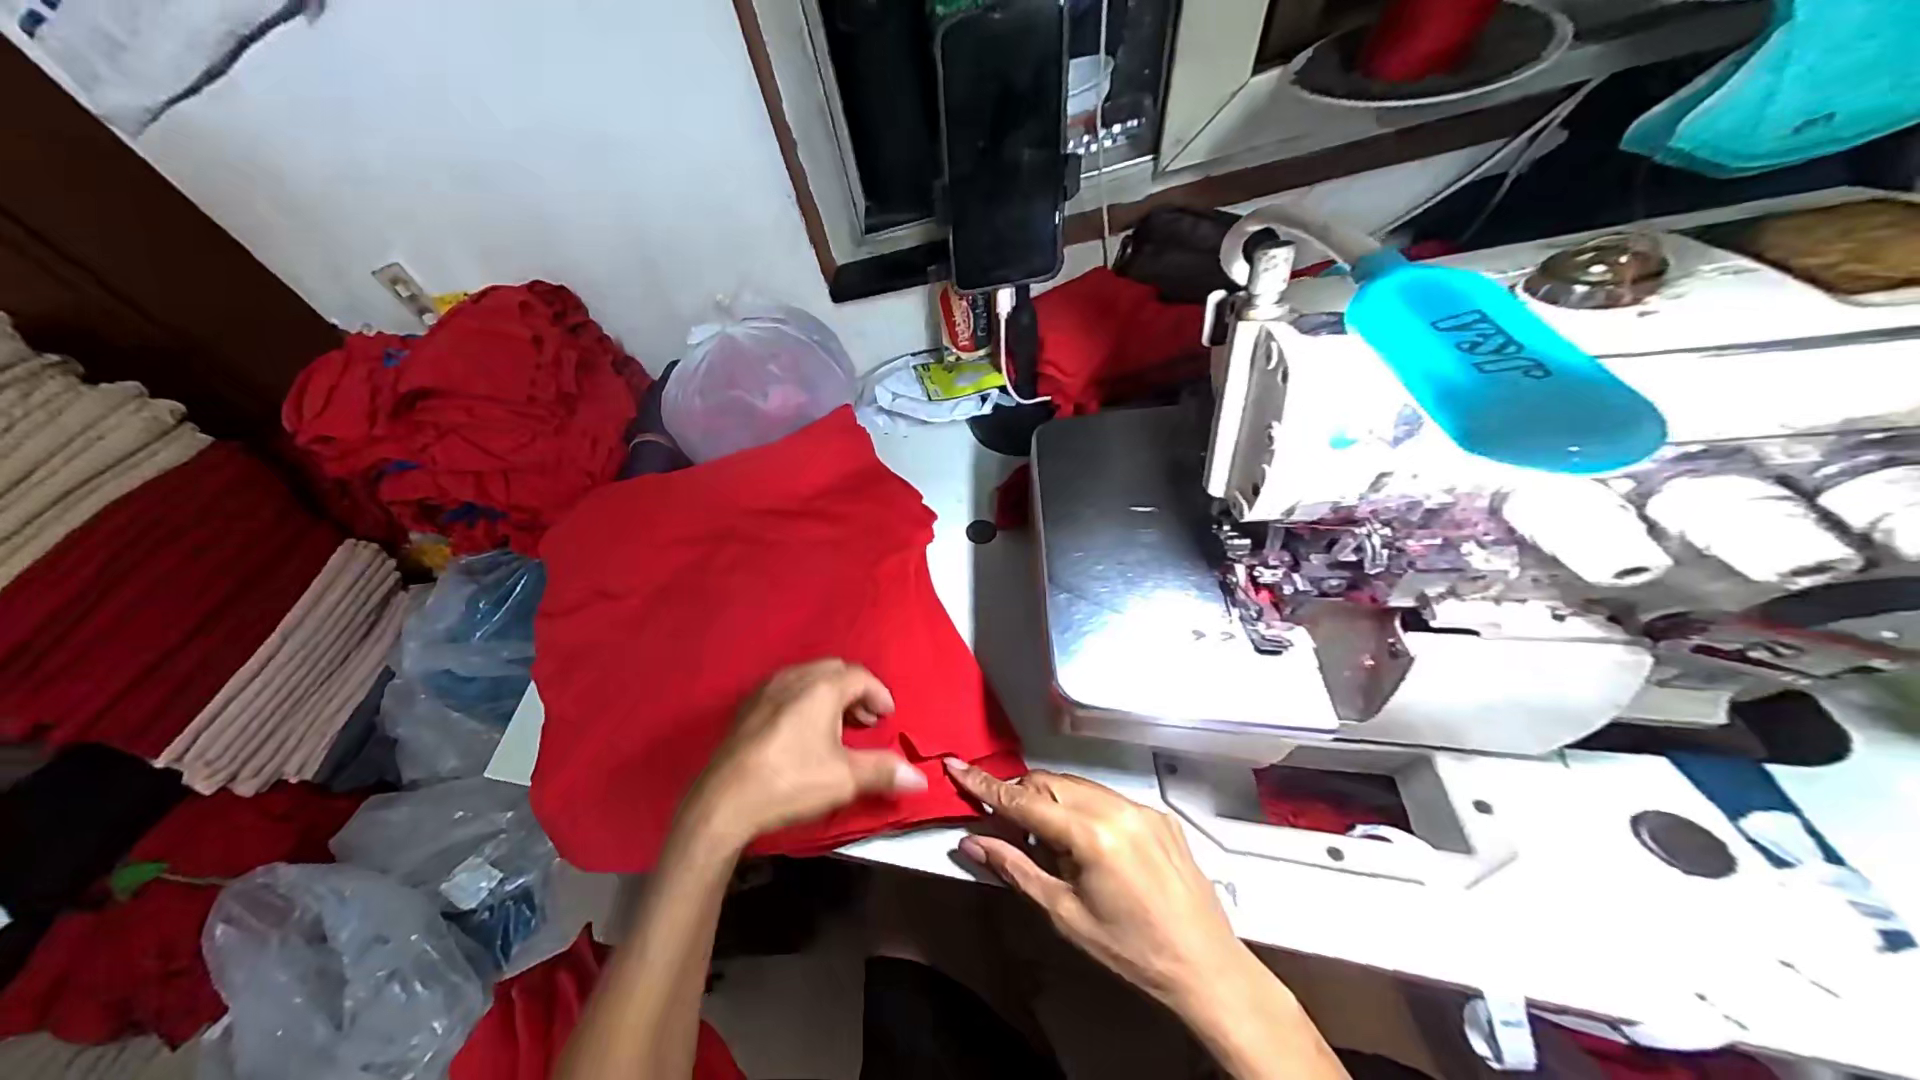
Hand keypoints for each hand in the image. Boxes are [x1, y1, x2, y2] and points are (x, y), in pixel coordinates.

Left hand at [686, 660, 925, 848]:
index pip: (861, 677)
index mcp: (821, 687)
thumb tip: (920, 778)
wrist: (723, 802)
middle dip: (856, 692)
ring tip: (837, 726)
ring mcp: (765, 690)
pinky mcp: (747, 707)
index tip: (887, 718)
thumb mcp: (845, 779)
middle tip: (866, 721)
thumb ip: (884, 771)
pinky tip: (803, 731)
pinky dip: (805, 700)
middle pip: (834, 671)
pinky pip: (786, 689)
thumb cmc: (791, 782)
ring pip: (808, 678)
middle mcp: (794, 678)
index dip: (879, 695)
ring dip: (830, 695)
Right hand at [943, 759, 1254, 1010]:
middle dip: (1021, 797)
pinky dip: (1082, 809)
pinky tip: (1083, 845)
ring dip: (1051, 802)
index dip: (985, 785)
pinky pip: (1105, 797)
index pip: (1025, 801)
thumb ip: (1015, 870)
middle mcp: (1118, 809)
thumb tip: (973, 844)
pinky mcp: (1158, 816)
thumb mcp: (1065, 915)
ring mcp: (1142, 809)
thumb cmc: (1132, 951)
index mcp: (1092, 835)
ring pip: (1077, 786)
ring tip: (1047, 844)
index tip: (957, 767)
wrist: (1205, 967)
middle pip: (1050, 784)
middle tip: (1005, 827)